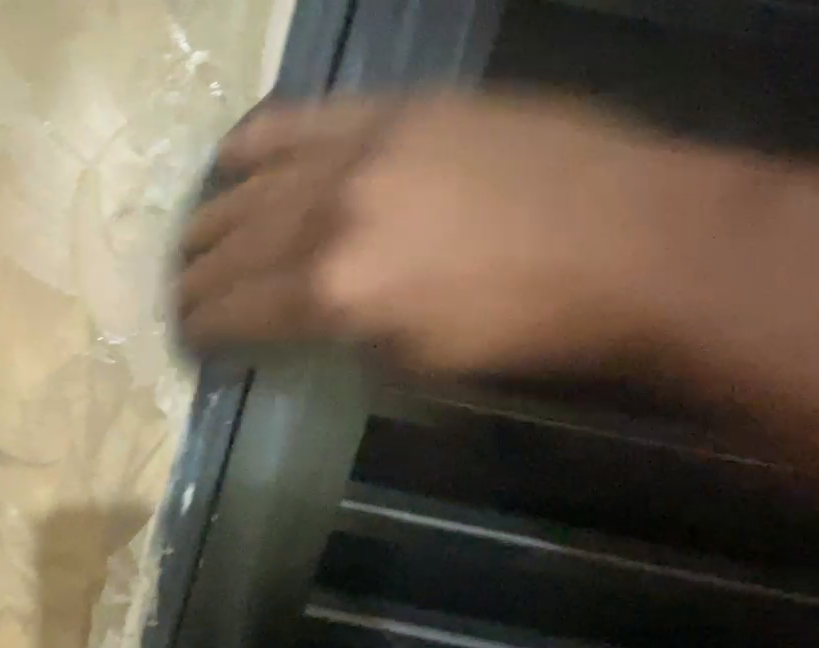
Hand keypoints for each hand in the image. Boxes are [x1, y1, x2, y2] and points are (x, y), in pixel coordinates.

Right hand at [177, 93, 762, 375]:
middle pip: (229, 247)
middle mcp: (329, 216)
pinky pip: (300, 119)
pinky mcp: (397, 110)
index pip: (234, 310)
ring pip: (250, 184)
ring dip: (211, 219)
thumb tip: (293, 325)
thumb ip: (336, 339)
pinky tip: (229, 159)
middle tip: (180, 296)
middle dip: (194, 279)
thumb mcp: (415, 366)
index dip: (199, 328)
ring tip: (195, 240)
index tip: (186, 337)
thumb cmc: (526, 330)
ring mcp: (361, 151)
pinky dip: (255, 142)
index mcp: (335, 292)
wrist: (638, 242)